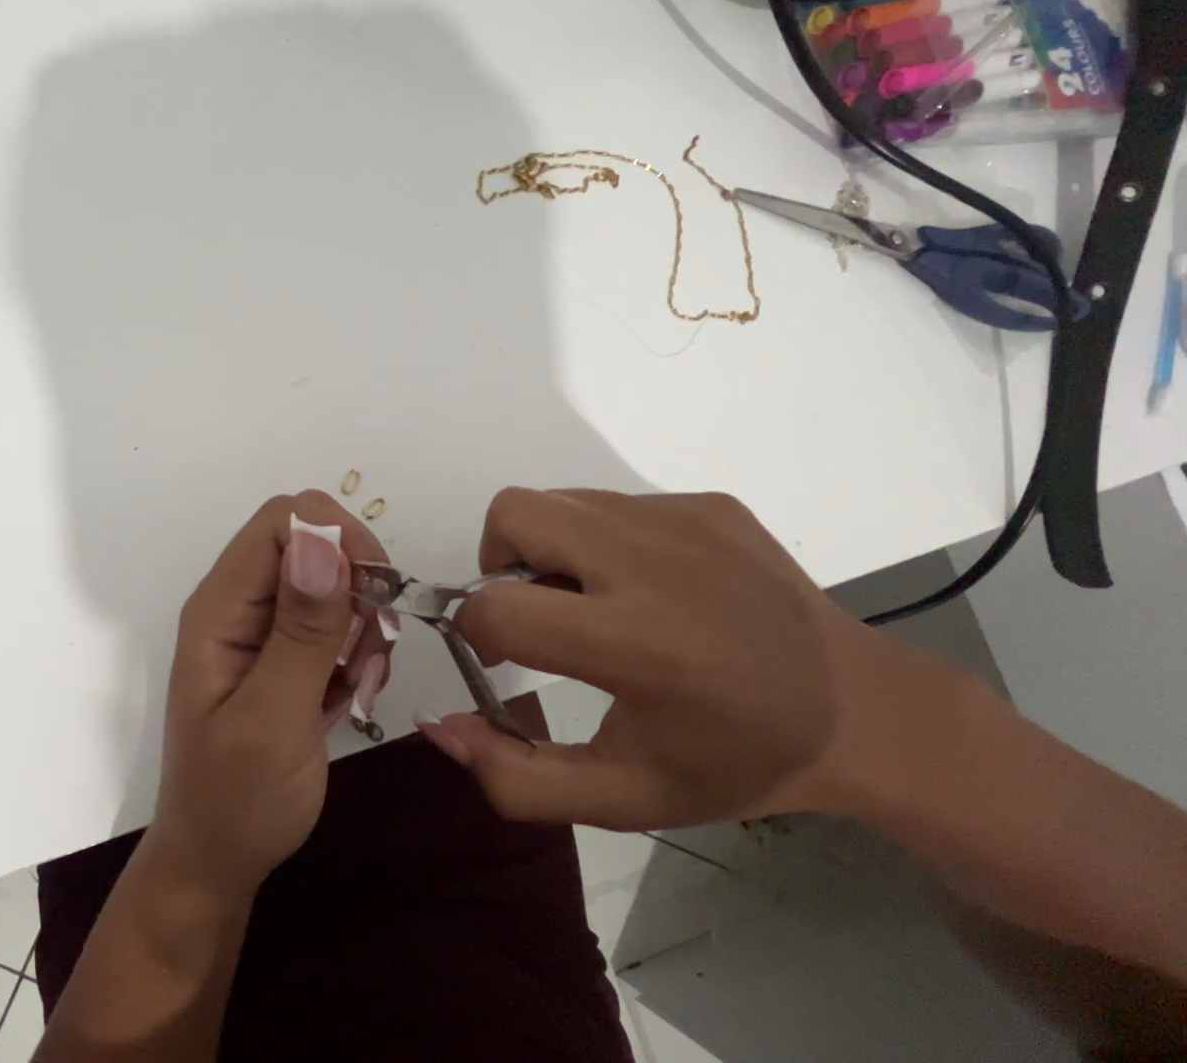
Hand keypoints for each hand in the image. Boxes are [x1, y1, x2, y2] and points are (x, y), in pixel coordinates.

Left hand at [147, 491, 393, 893]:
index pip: (281, 520)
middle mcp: (238, 606)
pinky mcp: (284, 656)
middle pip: (313, 545)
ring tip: (355, 685)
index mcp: (219, 608)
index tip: (375, 597)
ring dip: (362, 625)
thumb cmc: (236, 799)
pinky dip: (357, 650)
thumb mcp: (272, 718)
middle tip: (366, 655)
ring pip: (332, 584)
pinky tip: (349, 695)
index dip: (336, 540)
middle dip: (357, 588)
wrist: (219, 858)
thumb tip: (322, 538)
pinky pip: (334, 623)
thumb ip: (301, 631)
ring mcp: (261, 631)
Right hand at [422, 488, 985, 830]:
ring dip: (550, 550)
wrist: (861, 714)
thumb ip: (516, 776)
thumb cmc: (734, 763)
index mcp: (635, 645)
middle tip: (539, 612)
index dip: (478, 632)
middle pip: (514, 514)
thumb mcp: (621, 799)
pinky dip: (604, 542)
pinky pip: (614, 504)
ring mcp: (686, 521)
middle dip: (499, 562)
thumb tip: (439, 724)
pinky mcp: (710, 504)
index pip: (497, 606)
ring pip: (560, 502)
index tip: (507, 658)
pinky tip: (654, 590)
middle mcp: (654, 565)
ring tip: (597, 602)